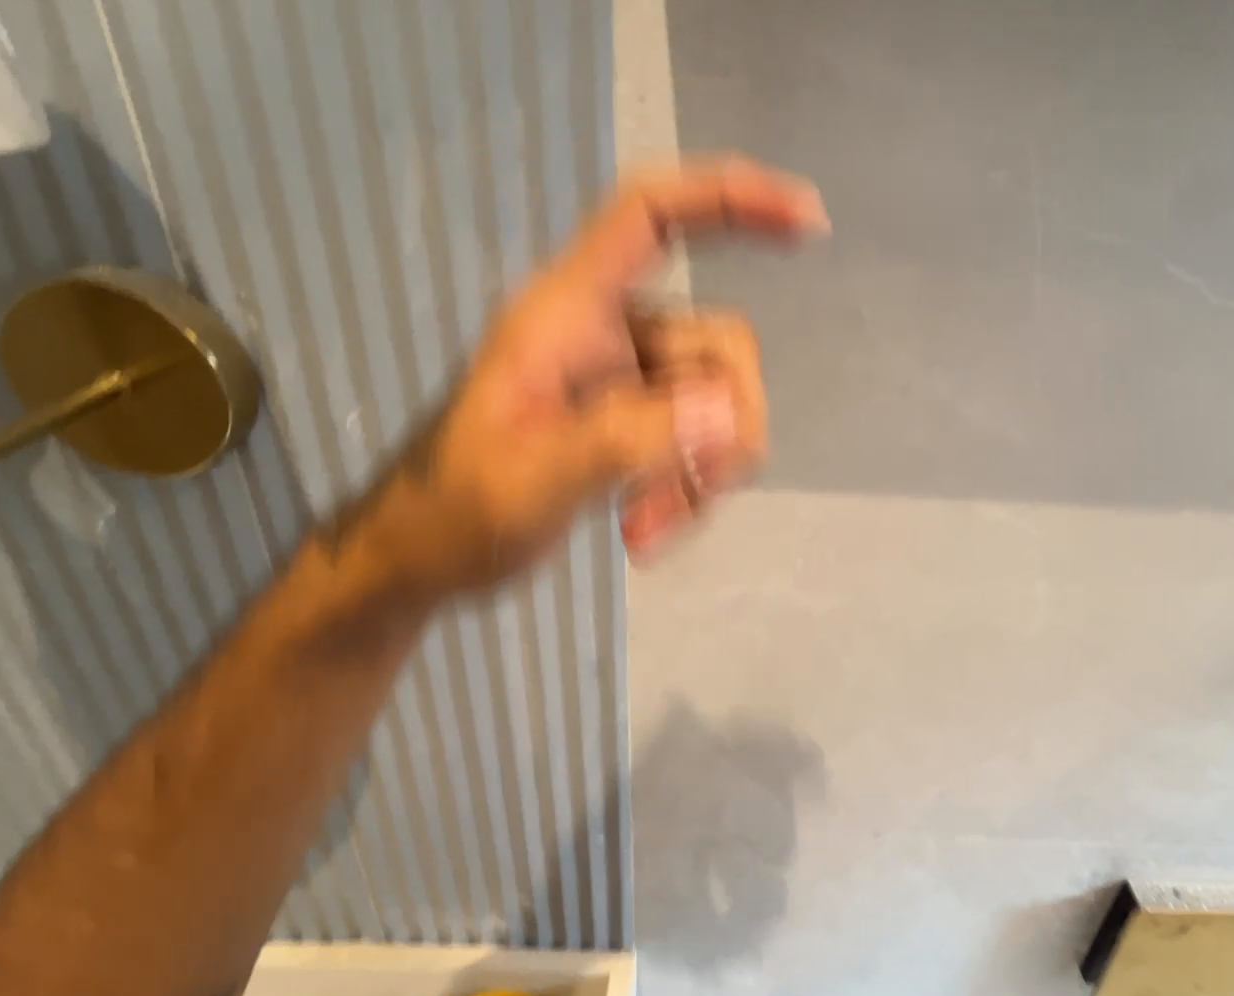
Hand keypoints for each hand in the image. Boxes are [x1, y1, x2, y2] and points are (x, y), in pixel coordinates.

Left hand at [329, 158, 828, 599]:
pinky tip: (646, 534)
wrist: (426, 558)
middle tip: (692, 497)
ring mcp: (627, 386)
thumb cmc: (454, 511)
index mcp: (568, 312)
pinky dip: (690, 491)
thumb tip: (729, 418)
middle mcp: (608, 335)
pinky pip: (700, 444)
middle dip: (724, 430)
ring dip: (702, 477)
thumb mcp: (533, 478)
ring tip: (647, 533)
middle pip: (720, 346)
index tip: (806, 223)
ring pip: (718, 408)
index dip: (729, 199)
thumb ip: (626, 441)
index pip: (651, 216)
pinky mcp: (635, 429)